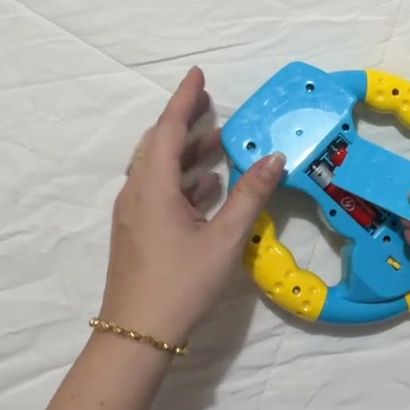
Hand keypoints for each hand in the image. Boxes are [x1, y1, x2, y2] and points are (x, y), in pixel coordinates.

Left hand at [104, 68, 283, 345]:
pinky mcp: (138, 231)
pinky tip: (209, 184)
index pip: (168, 129)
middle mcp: (137, 193)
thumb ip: (250, 195)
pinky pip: (159, 189)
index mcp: (153, 187)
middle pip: (158, 144)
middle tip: (211, 102)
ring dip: (186, 150)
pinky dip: (183, 177)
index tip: (198, 74)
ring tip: (218, 139)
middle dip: (185, 120)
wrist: (137, 335)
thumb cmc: (182, 283)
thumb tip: (275, 159)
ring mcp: (134, 213)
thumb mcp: (225, 238)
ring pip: (158, 167)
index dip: (184, 99)